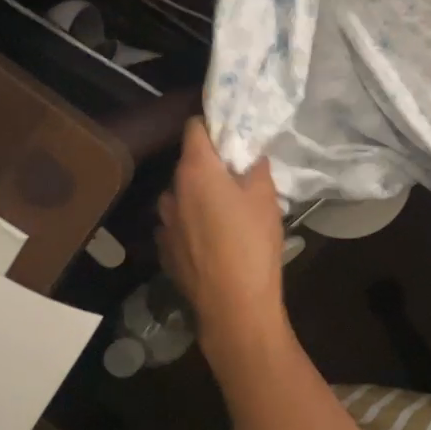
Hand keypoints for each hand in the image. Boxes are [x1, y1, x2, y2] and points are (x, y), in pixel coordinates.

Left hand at [157, 119, 288, 361]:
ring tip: (225, 211)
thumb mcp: (267, 198)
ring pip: (181, 197)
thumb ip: (257, 170)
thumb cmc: (253, 243)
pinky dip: (192, 224)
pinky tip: (213, 240)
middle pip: (188, 164)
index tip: (231, 131)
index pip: (194, 128)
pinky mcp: (164, 251)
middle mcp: (171, 192)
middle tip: (238, 175)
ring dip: (198, 197)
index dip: (212, 124)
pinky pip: (178, 225)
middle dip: (210, 165)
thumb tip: (251, 160)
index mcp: (195, 171)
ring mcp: (163, 223)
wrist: (234, 305)